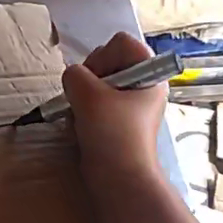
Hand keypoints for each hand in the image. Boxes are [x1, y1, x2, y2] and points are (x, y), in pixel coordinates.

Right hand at [62, 32, 166, 194]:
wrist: (121, 180)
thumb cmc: (113, 135)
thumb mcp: (88, 96)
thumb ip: (75, 75)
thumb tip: (73, 78)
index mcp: (149, 73)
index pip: (120, 42)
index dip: (101, 57)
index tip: (95, 81)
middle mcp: (144, 85)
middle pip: (108, 61)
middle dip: (90, 78)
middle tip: (87, 100)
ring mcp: (132, 105)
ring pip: (99, 85)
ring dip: (84, 97)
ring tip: (82, 116)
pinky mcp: (119, 123)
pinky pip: (97, 105)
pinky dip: (86, 112)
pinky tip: (82, 127)